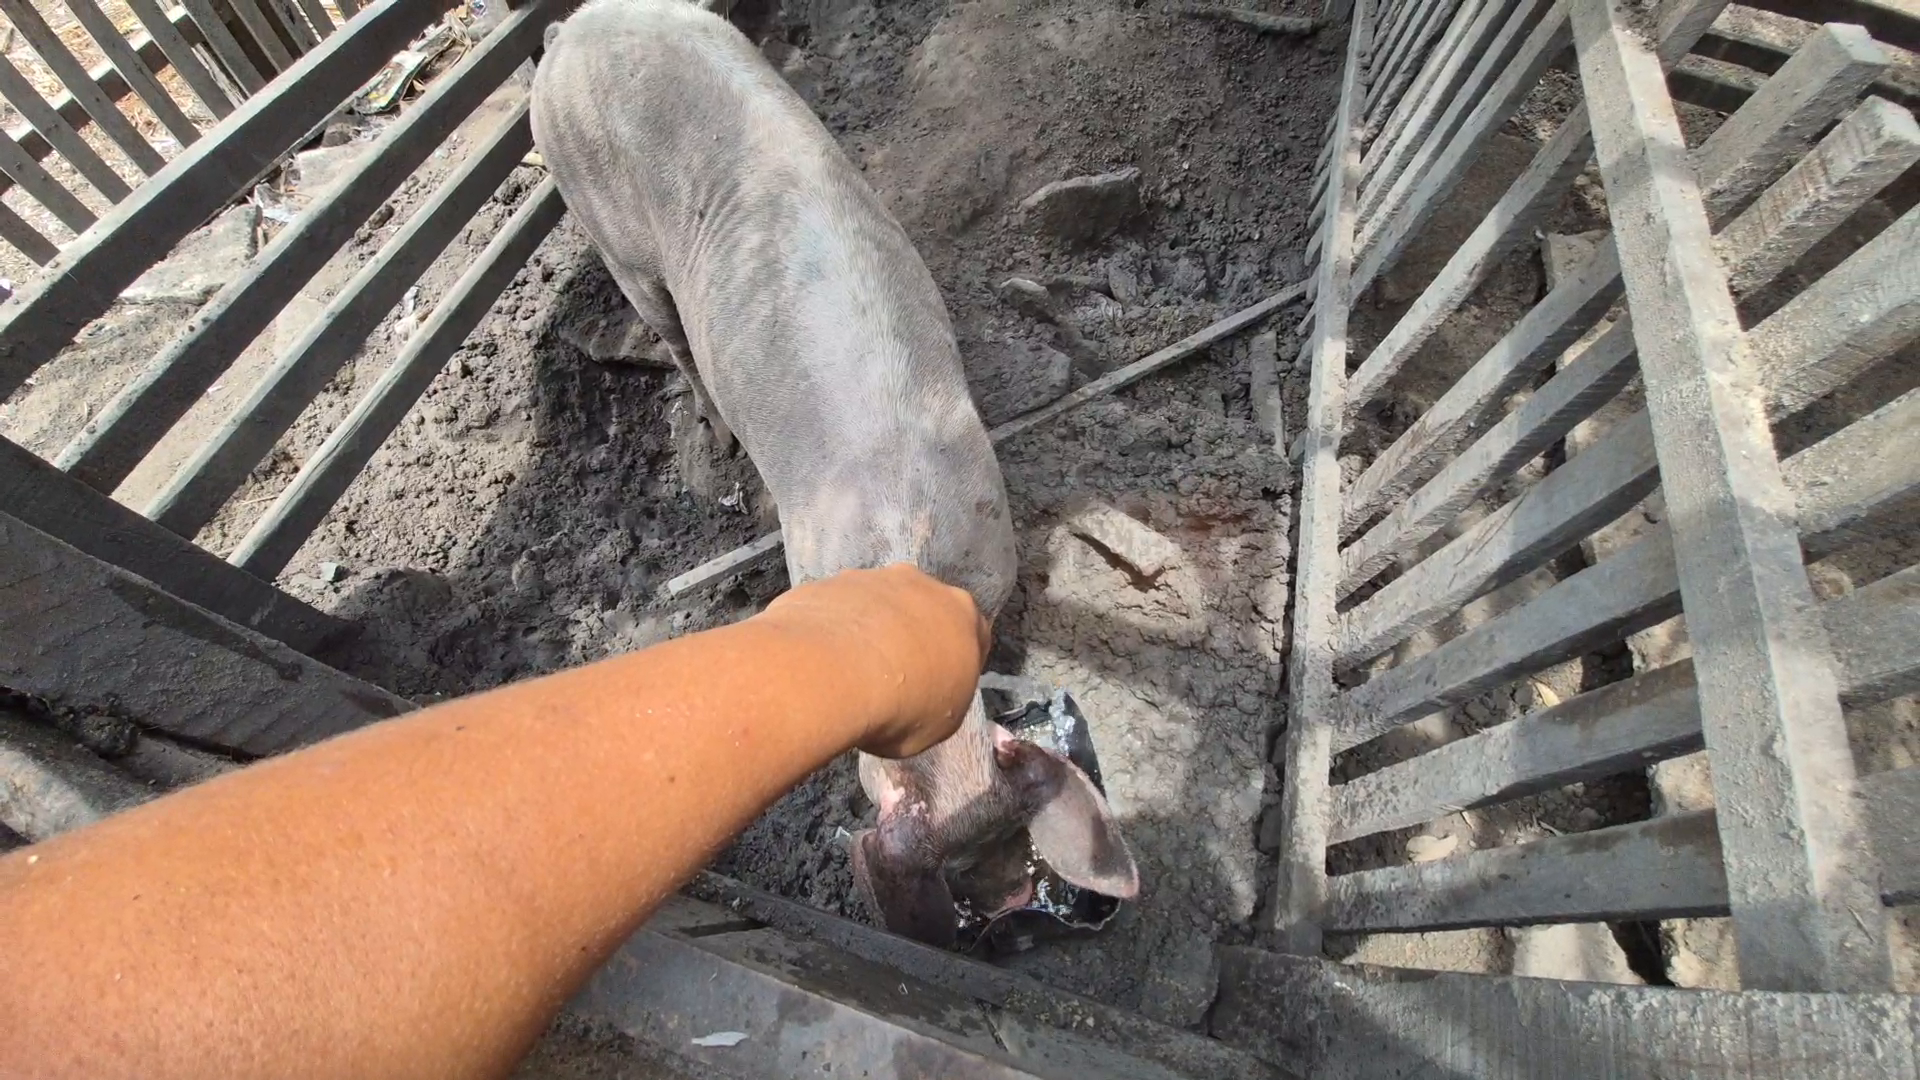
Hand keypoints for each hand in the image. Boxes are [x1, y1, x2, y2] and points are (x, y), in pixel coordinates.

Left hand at [758, 564, 988, 758]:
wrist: (833, 675)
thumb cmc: (903, 706)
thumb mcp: (941, 722)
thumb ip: (941, 695)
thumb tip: (921, 693)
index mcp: (963, 616)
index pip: (972, 635)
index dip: (954, 663)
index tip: (936, 686)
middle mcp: (923, 585)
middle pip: (923, 610)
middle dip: (912, 636)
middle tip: (894, 676)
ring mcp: (874, 579)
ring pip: (878, 603)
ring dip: (871, 629)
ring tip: (850, 671)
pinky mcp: (831, 582)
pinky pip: (838, 607)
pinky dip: (834, 628)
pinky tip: (822, 660)